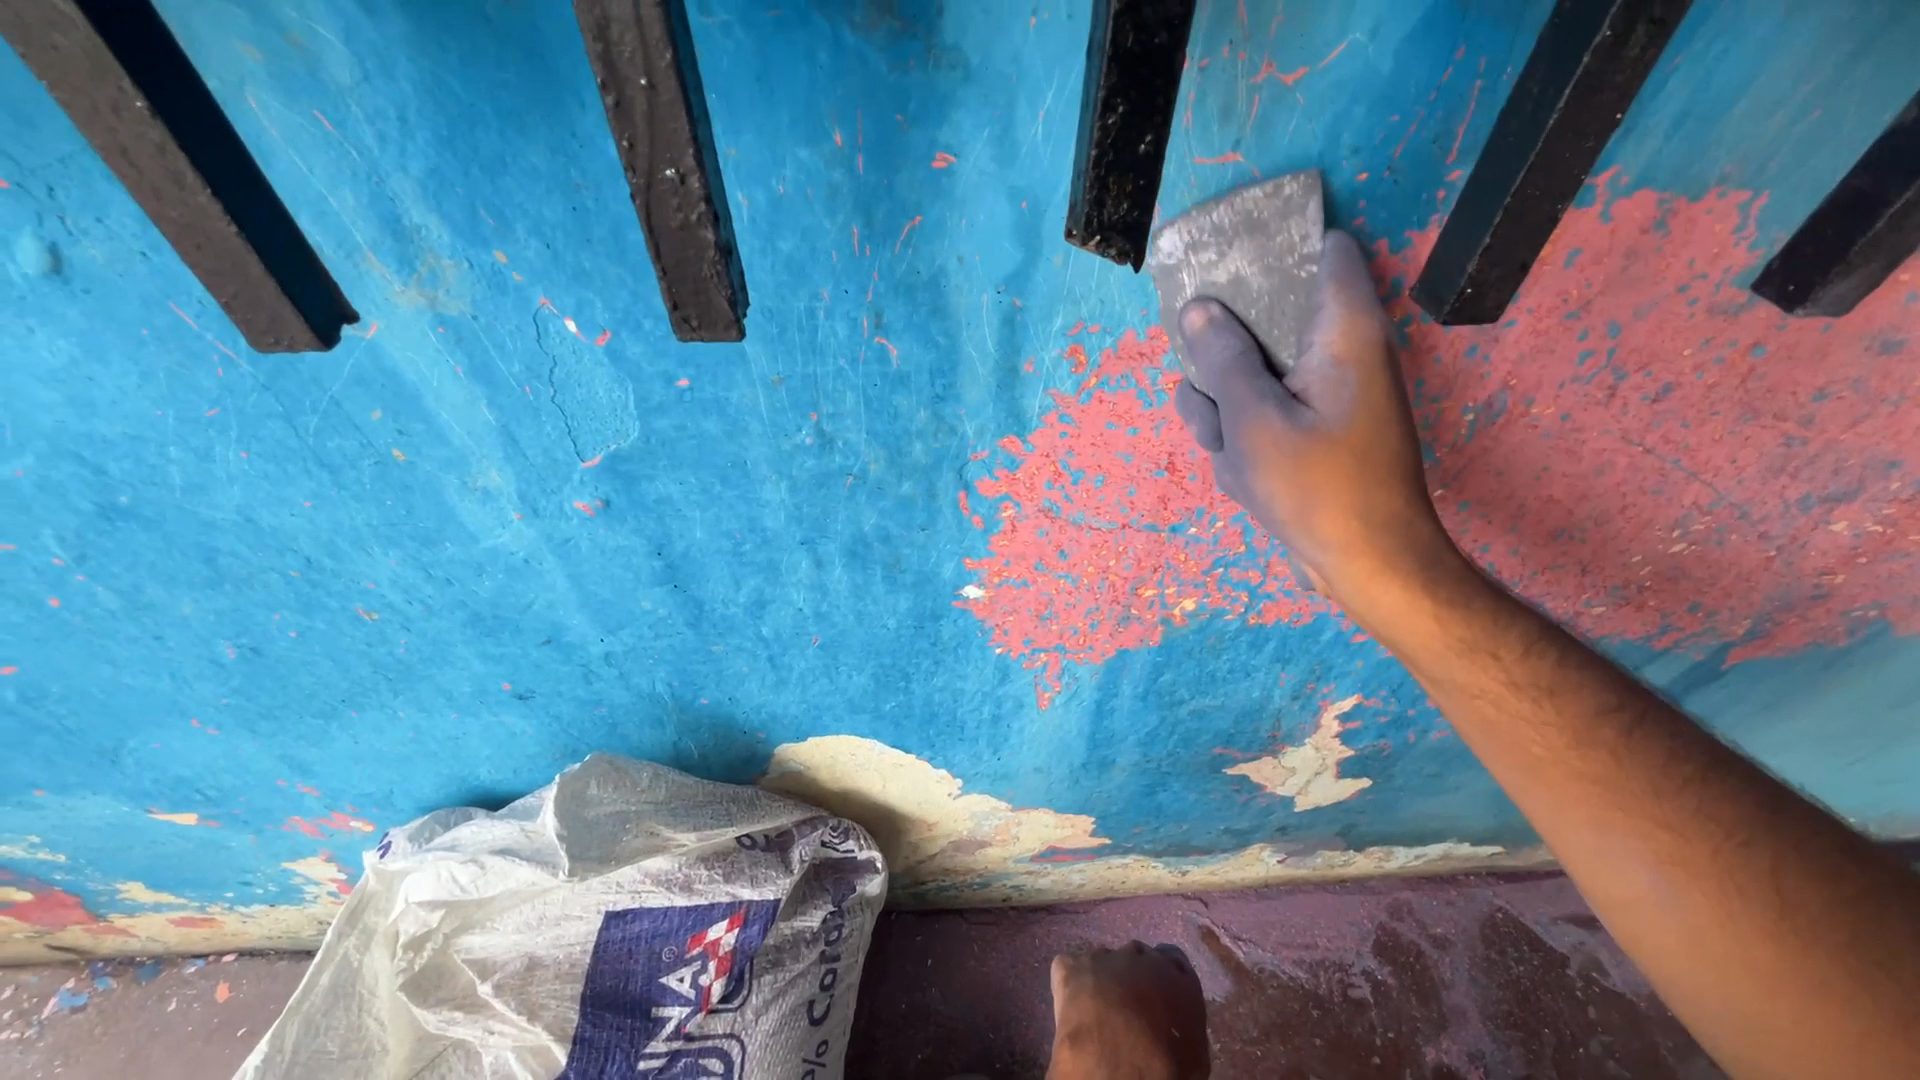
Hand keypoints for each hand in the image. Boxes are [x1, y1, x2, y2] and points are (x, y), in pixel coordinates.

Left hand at [1046, 943, 1209, 1079]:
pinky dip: (1069, 984)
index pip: (1172, 961)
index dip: (1162, 979)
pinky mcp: (1071, 965)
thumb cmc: (1167, 1066)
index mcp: (1176, 973)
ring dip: (1101, 980)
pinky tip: (1072, 1007)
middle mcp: (1140, 955)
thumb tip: (1175, 1023)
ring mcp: (1103, 956)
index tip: (1157, 998)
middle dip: (1131, 976)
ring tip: (1097, 1012)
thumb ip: (1185, 1021)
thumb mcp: (1194, 1050)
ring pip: (1101, 961)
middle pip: (1135, 956)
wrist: (1121, 1068)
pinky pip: (1068, 967)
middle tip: (1127, 1008)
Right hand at [1173, 230, 1467, 616]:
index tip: (1223, 263)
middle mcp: (1340, 354)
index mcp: (1343, 332)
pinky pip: (1263, 417)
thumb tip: (1198, 309)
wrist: (1365, 566)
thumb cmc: (1316, 488)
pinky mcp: (1313, 434)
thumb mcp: (1252, 420)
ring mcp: (1324, 397)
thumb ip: (1222, 360)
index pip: (1323, 251)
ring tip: (1227, 450)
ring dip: (1225, 412)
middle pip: (1268, 321)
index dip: (1274, 247)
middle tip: (1206, 392)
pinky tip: (1243, 475)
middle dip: (1224, 357)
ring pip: (1254, 377)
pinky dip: (1244, 442)